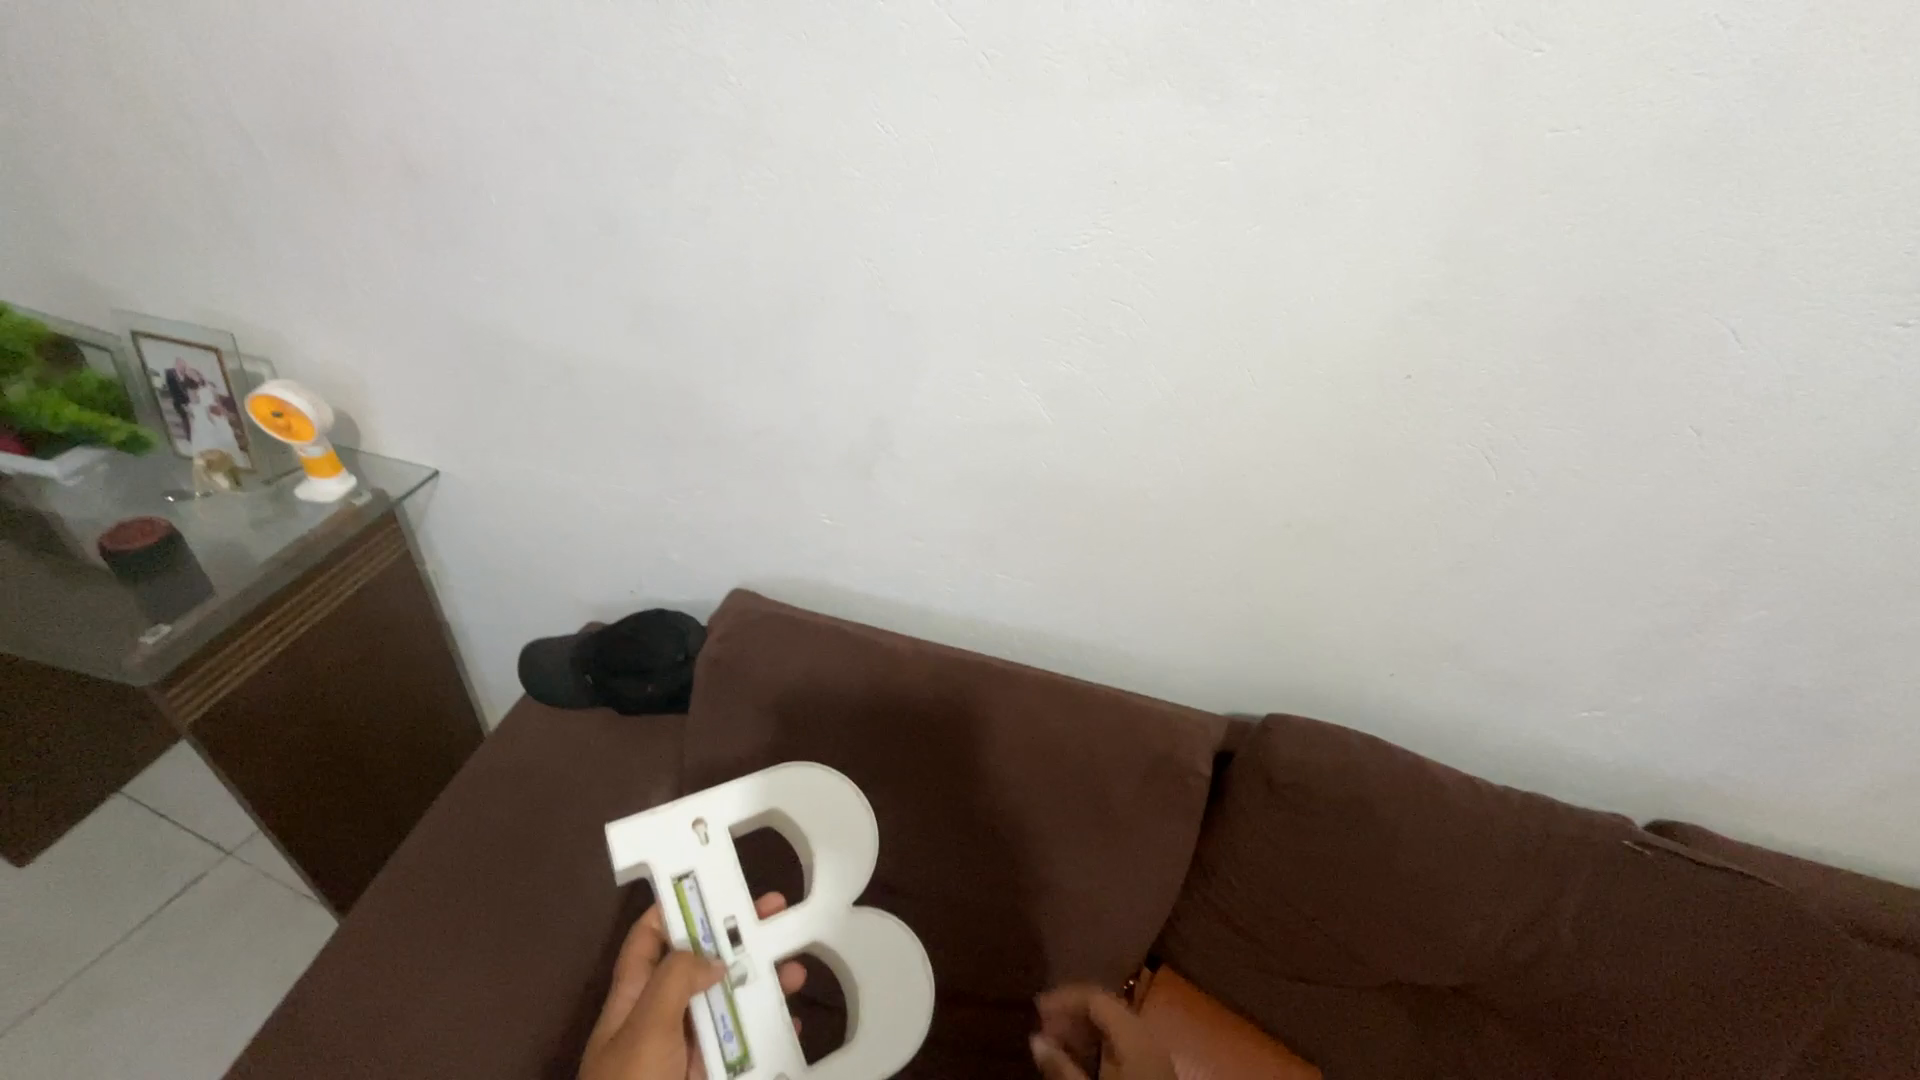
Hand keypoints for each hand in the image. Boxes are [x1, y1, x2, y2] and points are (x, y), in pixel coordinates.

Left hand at [580, 893, 806, 1079]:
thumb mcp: (643, 1031)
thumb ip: (675, 980)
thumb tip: (713, 956)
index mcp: (631, 1002)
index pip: (647, 941)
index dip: (673, 909)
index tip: (711, 882)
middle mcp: (659, 1021)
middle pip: (698, 965)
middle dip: (733, 938)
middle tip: (774, 911)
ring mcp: (685, 1054)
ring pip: (727, 1004)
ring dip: (760, 982)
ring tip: (795, 967)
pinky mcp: (711, 1078)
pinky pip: (744, 1047)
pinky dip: (768, 1031)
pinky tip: (791, 1021)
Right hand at [1031, 984, 1175, 1079]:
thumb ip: (1061, 1068)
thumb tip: (1035, 1039)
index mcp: (1135, 1037)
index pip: (1096, 998)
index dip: (1064, 1000)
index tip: (1037, 1011)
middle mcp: (1148, 1039)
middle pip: (1106, 1010)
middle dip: (1072, 1016)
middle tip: (1043, 1031)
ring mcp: (1154, 1058)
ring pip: (1114, 1029)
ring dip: (1084, 1033)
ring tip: (1056, 1047)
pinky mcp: (1154, 1075)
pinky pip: (1123, 1048)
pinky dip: (1099, 1049)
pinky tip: (1080, 1064)